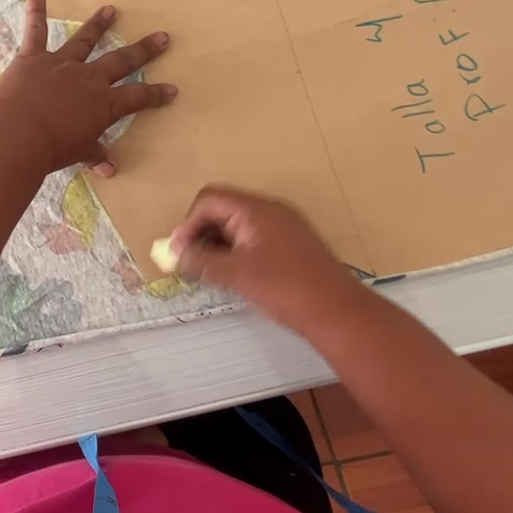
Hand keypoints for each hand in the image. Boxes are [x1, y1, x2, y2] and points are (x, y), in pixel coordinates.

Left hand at [0, 0, 174, 176]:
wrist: (16, 133)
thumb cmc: (49, 150)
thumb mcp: (76, 154)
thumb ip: (93, 155)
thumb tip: (110, 170)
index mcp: (103, 105)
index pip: (137, 98)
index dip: (155, 94)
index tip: (172, 88)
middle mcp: (87, 79)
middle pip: (121, 61)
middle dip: (143, 50)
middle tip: (161, 36)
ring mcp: (60, 65)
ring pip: (83, 40)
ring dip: (98, 25)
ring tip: (110, 10)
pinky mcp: (32, 58)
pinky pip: (35, 31)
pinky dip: (36, 10)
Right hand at [167, 185, 375, 332]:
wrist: (338, 312)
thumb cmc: (285, 288)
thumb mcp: (235, 274)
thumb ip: (200, 261)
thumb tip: (174, 254)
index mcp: (256, 209)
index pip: (209, 200)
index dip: (188, 223)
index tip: (178, 251)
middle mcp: (270, 210)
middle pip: (222, 209)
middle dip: (200, 232)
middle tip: (188, 260)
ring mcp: (283, 226)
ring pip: (237, 224)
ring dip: (216, 242)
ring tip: (206, 269)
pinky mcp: (290, 243)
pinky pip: (252, 236)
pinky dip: (234, 249)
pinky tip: (230, 272)